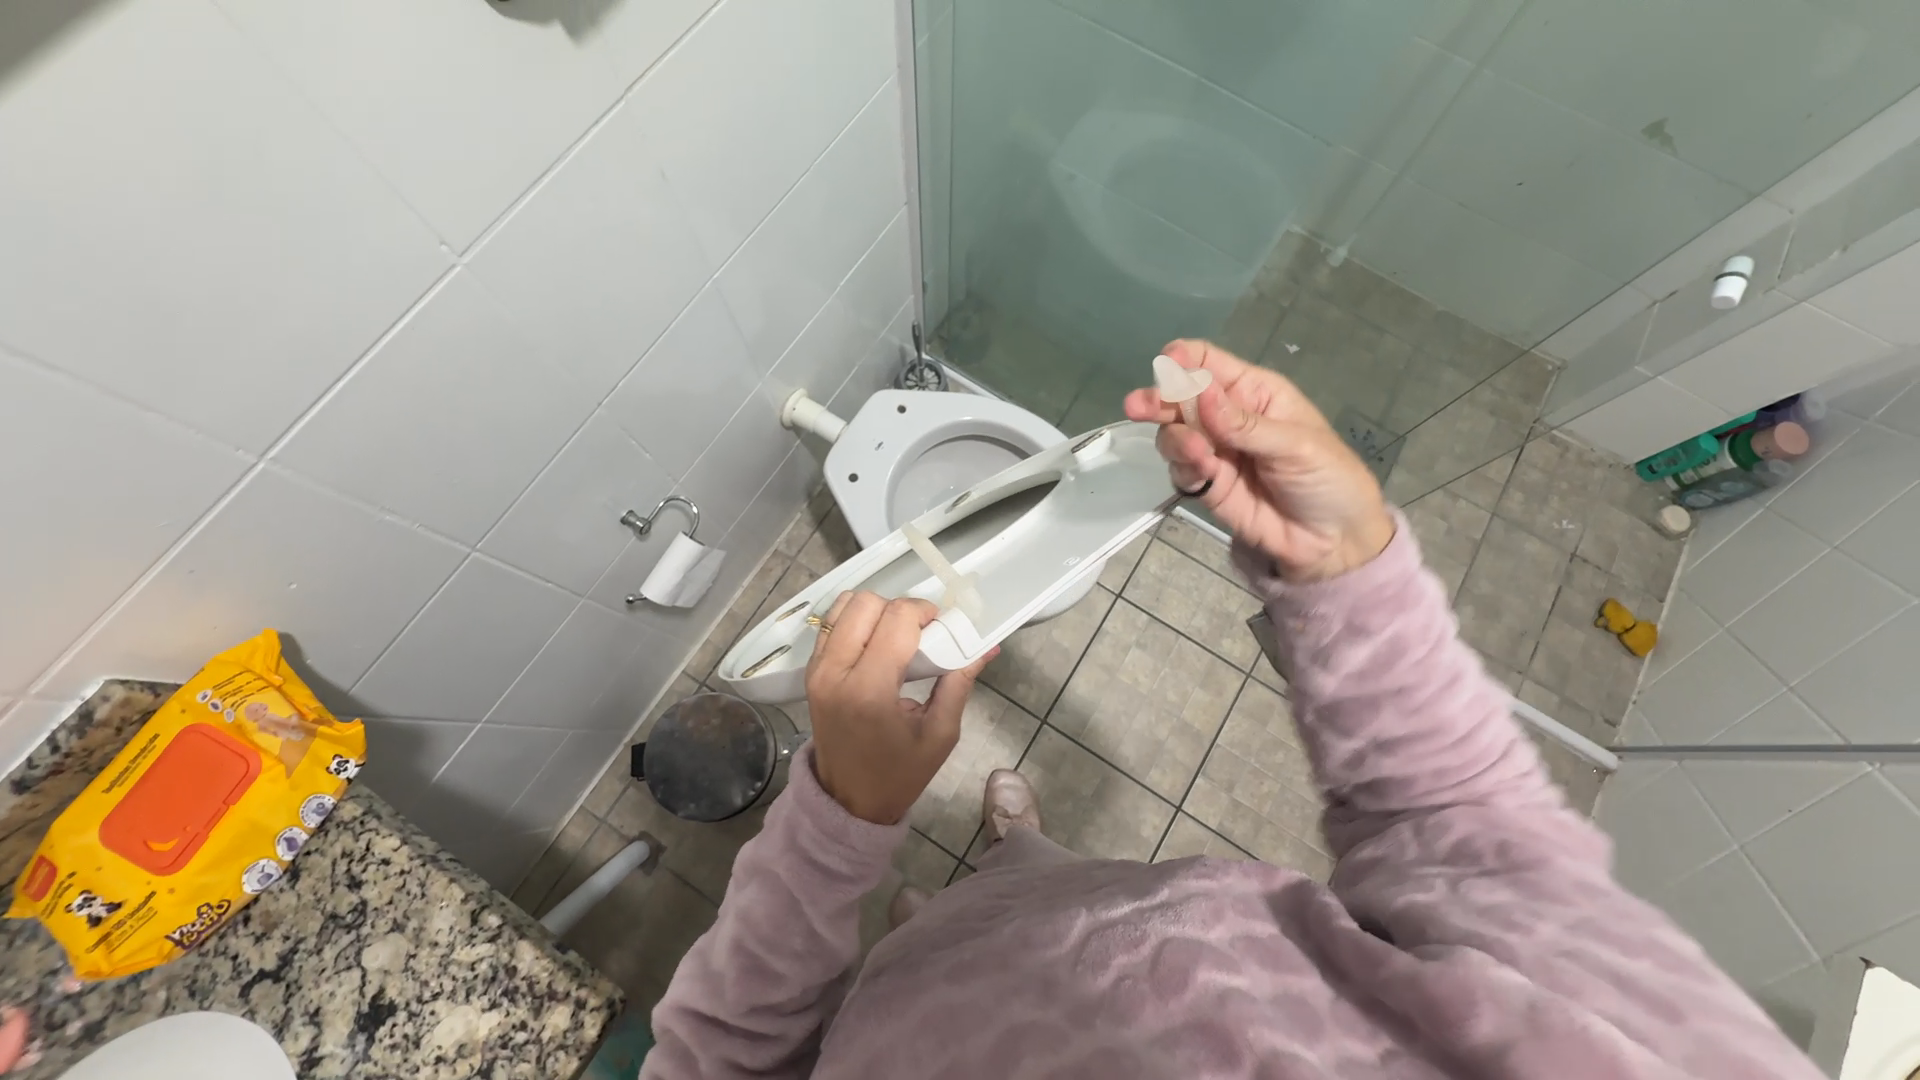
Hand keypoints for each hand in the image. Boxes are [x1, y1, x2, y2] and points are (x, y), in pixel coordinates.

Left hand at [804, 591, 993, 824]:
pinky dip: (856, 621)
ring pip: (845, 605)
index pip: (896, 620)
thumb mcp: (940, 734)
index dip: (924, 613)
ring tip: (896, 637)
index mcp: (869, 690)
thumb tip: (987, 646)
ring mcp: (817, 669)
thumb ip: (959, 683)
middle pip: (867, 603)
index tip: (940, 629)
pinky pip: (832, 623)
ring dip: (876, 611)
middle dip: (900, 609)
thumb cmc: (898, 773)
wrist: (848, 800)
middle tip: (920, 633)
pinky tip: (875, 643)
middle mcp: (835, 671)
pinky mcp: (811, 670)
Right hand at [1124, 339, 1394, 581]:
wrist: (1332, 541)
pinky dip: (1183, 468)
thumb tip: (1201, 394)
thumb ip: (1245, 424)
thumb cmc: (1328, 478)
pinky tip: (1204, 472)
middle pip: (1179, 398)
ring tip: (1196, 453)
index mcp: (1253, 392)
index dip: (1183, 360)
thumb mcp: (1297, 445)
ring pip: (1172, 434)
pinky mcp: (1205, 484)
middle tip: (1137, 407)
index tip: (1166, 366)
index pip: (1208, 363)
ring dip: (1174, 439)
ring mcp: (1213, 451)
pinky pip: (1180, 469)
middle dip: (1158, 399)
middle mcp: (1225, 416)